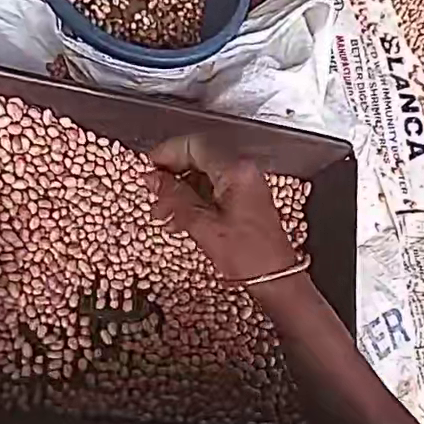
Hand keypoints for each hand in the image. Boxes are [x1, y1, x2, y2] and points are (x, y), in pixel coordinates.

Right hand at [143, 135, 299, 281]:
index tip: (148, 167)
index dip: (167, 154)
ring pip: (205, 176)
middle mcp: (244, 171)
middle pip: (199, 159)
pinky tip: (181, 219)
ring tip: (164, 214)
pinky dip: (195, 200)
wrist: (275, 278)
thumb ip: (175, 196)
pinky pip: (215, 190)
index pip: (194, 145)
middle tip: (154, 194)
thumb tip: (153, 178)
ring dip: (181, 191)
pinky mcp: (246, 199)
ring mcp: (247, 184)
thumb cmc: (246, 256)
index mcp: (235, 171)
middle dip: (172, 176)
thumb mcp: (202, 225)